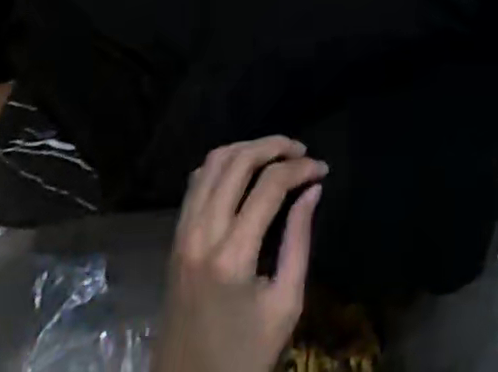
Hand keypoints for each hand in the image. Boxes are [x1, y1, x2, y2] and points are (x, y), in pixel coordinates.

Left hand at [153, 136, 325, 371]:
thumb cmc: (244, 354)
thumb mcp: (286, 304)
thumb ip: (299, 240)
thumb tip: (313, 189)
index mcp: (232, 255)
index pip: (270, 185)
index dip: (301, 168)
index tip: (323, 169)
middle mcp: (202, 234)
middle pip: (237, 162)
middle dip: (274, 146)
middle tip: (302, 150)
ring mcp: (182, 234)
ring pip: (212, 163)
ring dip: (247, 149)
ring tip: (277, 154)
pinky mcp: (174, 238)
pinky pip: (197, 183)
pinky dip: (223, 165)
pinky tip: (245, 172)